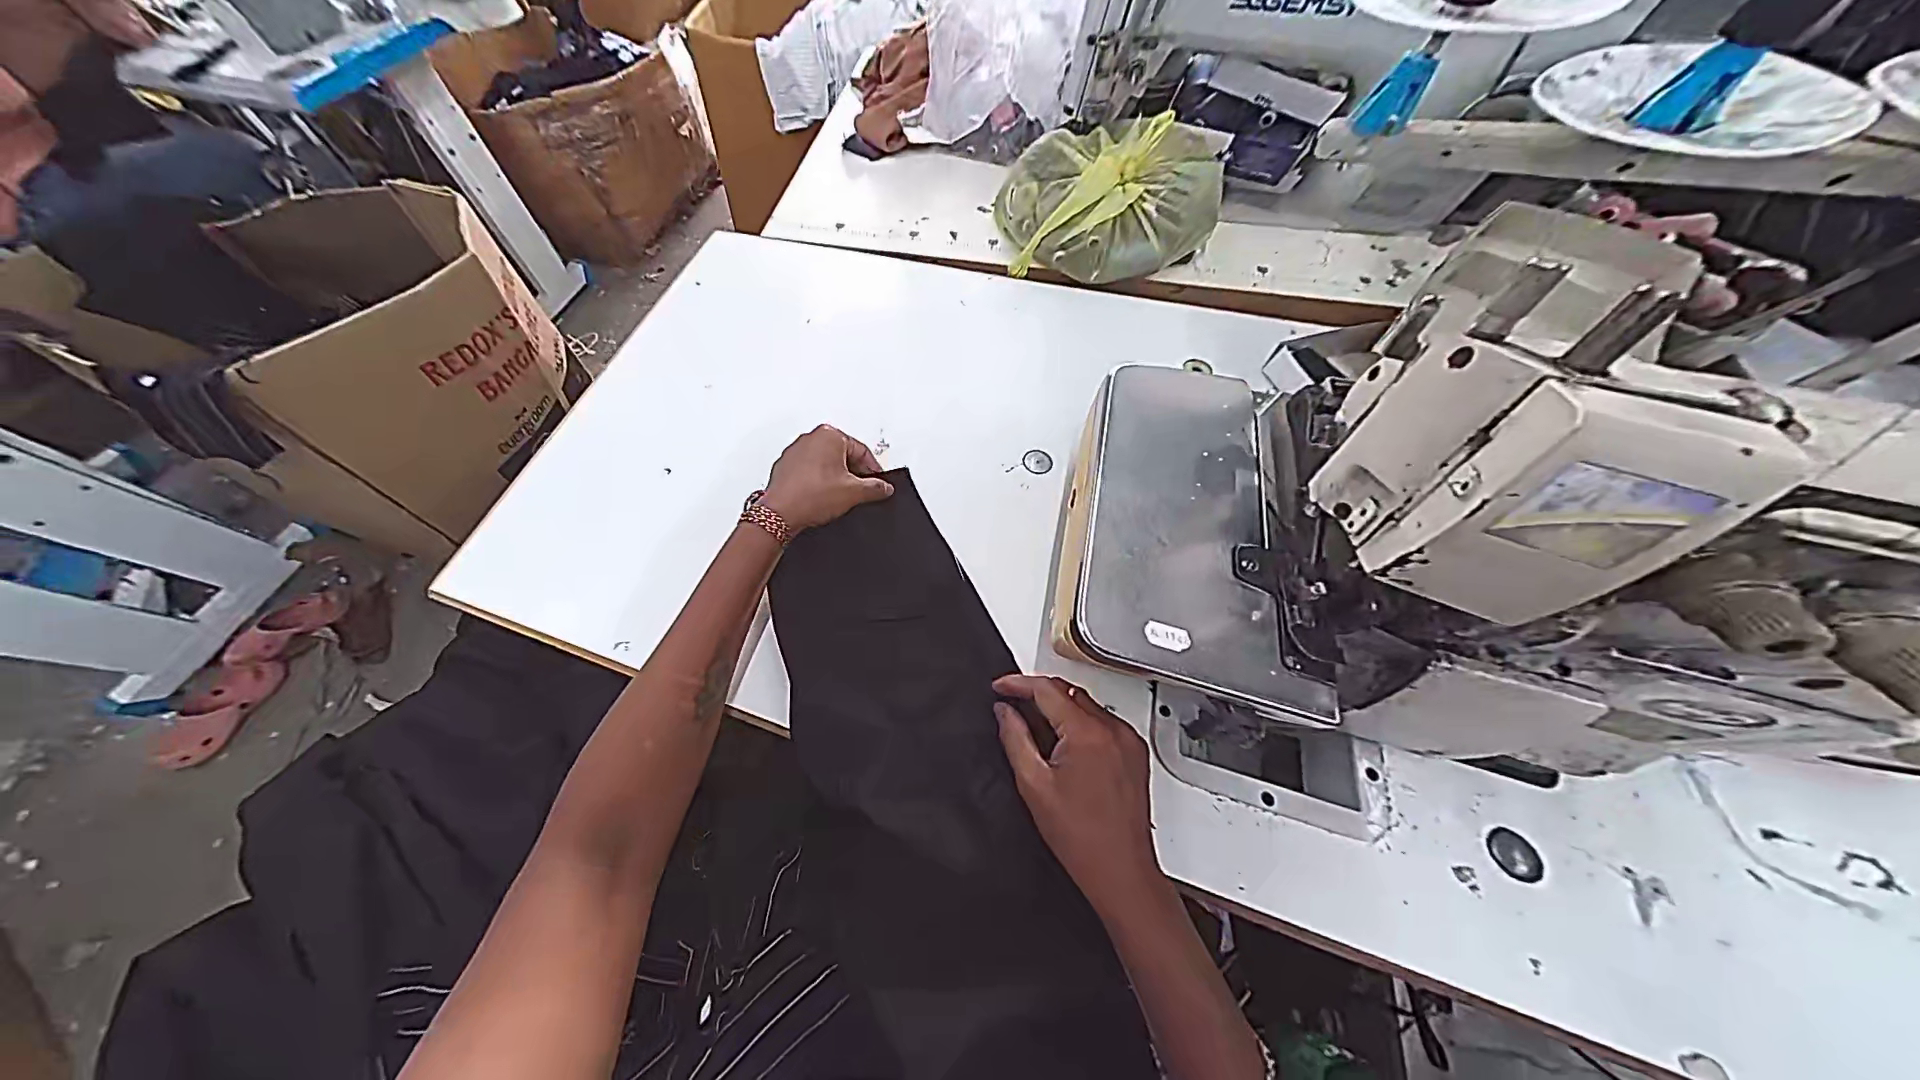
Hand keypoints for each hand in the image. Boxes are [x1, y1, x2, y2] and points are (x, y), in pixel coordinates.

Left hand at [759, 425, 893, 530]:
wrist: (780, 513)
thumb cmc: (809, 496)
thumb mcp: (854, 492)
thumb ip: (875, 488)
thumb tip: (884, 487)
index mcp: (829, 435)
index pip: (862, 450)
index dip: (873, 469)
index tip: (877, 483)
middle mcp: (810, 438)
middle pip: (843, 454)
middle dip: (853, 473)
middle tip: (859, 490)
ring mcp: (795, 452)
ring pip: (825, 463)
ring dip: (834, 478)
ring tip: (837, 496)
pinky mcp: (785, 467)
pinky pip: (809, 471)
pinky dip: (817, 482)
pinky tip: (820, 497)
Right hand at [994, 674, 1163, 918]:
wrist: (1120, 870)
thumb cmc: (1083, 839)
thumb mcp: (1034, 785)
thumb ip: (1015, 739)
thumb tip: (1005, 711)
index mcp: (1089, 734)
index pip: (1048, 689)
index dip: (1018, 684)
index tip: (1001, 686)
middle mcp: (1114, 731)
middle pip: (1069, 692)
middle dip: (1038, 693)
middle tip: (1012, 703)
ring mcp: (1129, 741)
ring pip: (1086, 705)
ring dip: (1059, 708)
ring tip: (1034, 726)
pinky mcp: (1135, 752)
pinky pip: (1103, 723)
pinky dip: (1080, 723)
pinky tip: (1064, 743)